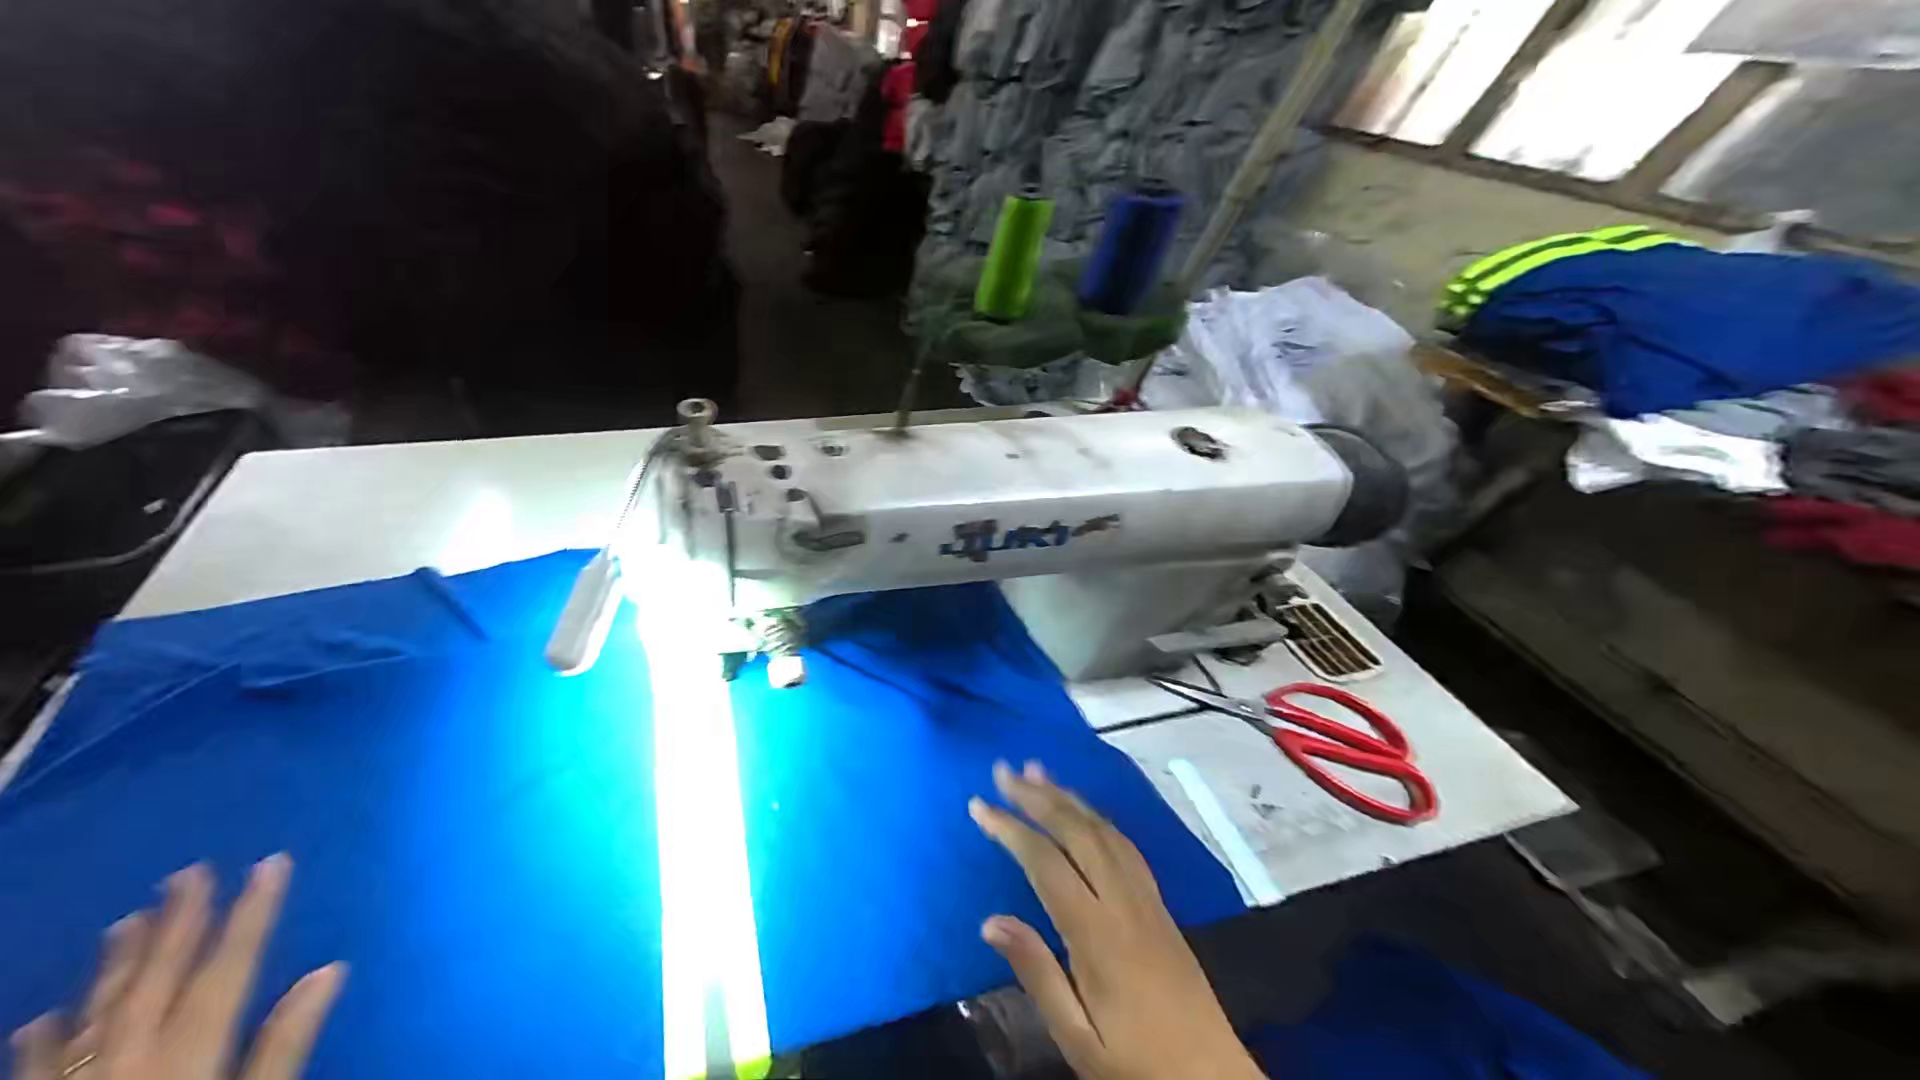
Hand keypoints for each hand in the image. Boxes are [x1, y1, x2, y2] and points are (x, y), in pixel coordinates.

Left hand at [10, 855, 345, 1079]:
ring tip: (125, 921)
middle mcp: (127, 1059)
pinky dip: (41, 1040)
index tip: (272, 862)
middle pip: (157, 981)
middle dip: (180, 922)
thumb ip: (283, 1046)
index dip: (253, 912)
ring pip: (96, 1014)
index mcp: (187, 1054)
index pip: (227, 968)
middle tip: (190, 871)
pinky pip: (33, 1072)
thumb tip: (332, 969)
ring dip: (115, 965)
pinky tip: (42, 1018)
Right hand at [970, 761, 1263, 1079]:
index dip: (1010, 830)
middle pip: (1077, 832)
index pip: (1046, 863)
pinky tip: (1084, 811)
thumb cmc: (1137, 1063)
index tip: (979, 806)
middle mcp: (1123, 901)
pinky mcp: (1160, 904)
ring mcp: (1146, 898)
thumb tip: (990, 921)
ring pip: (1104, 831)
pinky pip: (1125, 845)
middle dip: (1038, 796)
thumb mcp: (1078, 1036)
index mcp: (1098, 933)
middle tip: (1005, 770)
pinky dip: (1098, 817)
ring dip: (1068, 797)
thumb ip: (1036, 973)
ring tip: (1038, 772)